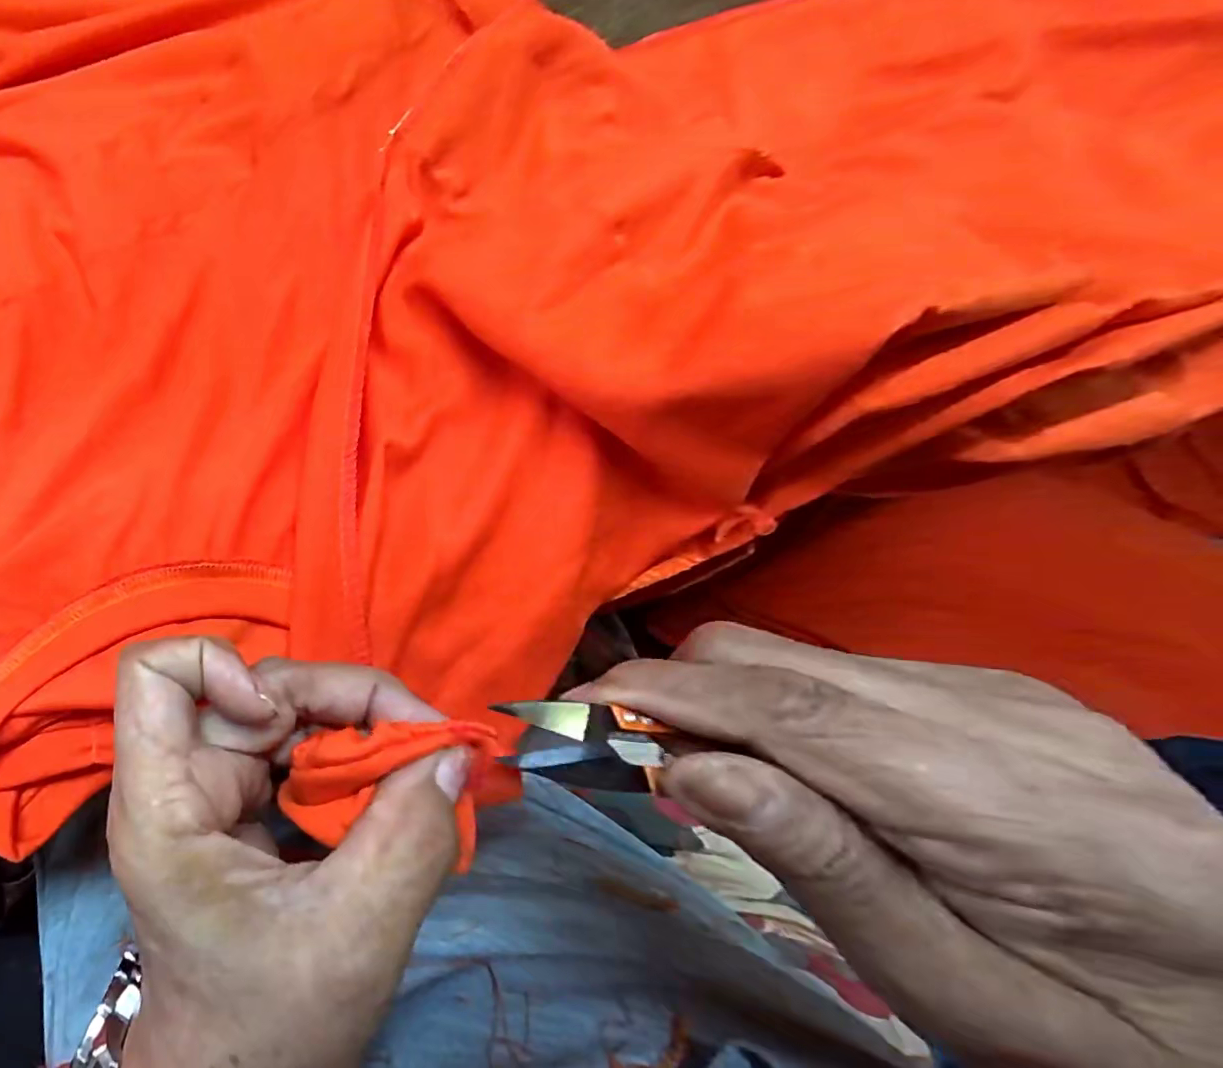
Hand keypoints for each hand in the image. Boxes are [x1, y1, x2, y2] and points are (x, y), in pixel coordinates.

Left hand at [107, 637, 469, 1067]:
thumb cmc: (268, 1026)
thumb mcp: (351, 938)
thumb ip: (408, 839)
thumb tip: (450, 753)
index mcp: (164, 802)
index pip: (155, 672)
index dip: (220, 663)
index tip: (285, 716)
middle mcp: (180, 778)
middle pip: (256, 684)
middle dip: (343, 700)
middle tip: (422, 738)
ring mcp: (212, 787)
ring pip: (286, 709)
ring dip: (355, 728)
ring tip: (416, 765)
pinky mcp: (241, 802)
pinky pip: (298, 747)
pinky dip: (349, 757)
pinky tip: (388, 789)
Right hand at [580, 622, 1222, 1067]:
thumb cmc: (1110, 1027)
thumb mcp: (953, 988)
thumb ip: (818, 861)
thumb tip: (687, 769)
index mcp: (987, 794)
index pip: (777, 704)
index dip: (656, 693)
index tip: (570, 709)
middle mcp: (983, 708)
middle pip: (765, 655)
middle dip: (669, 689)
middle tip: (628, 753)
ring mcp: (992, 687)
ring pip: (789, 653)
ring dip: (717, 697)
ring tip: (706, 765)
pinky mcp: (990, 687)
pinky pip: (835, 671)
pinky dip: (773, 702)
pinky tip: (796, 764)